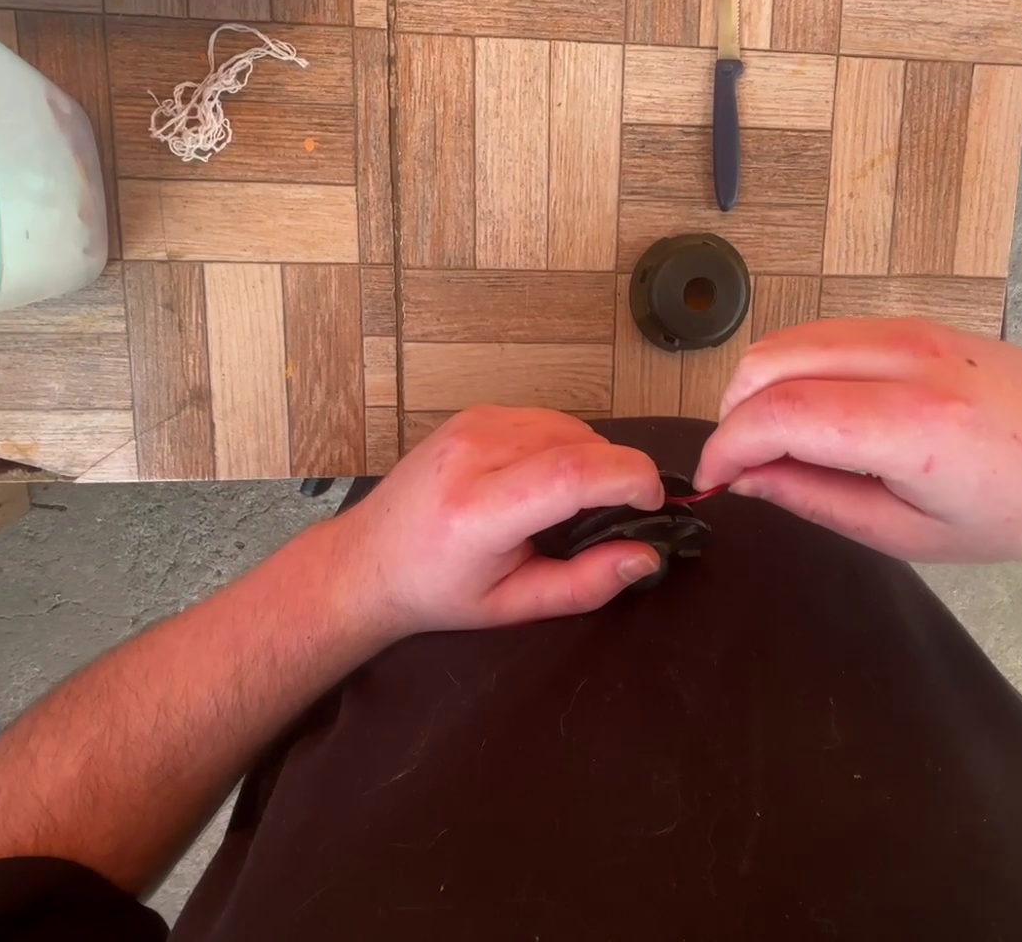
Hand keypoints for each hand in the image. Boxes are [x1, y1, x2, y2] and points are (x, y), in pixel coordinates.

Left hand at [324, 406, 665, 636]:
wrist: (368, 558)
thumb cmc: (438, 592)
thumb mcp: (513, 607)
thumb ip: (585, 584)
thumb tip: (647, 555)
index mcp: (478, 510)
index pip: (573, 472)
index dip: (630, 479)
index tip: (653, 504)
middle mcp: (473, 452)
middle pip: (581, 442)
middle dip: (617, 474)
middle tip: (612, 519)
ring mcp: (472, 424)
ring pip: (570, 425)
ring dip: (593, 460)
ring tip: (572, 506)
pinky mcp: (474, 413)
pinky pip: (547, 419)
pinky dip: (566, 446)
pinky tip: (546, 481)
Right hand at [694, 318, 1021, 562]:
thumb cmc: (1016, 515)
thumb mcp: (906, 534)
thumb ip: (814, 499)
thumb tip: (744, 478)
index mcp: (910, 423)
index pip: (777, 414)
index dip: (725, 448)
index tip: (711, 483)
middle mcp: (902, 358)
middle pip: (768, 361)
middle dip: (732, 414)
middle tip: (741, 465)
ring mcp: (909, 328)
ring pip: (787, 340)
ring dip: (757, 389)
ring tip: (772, 440)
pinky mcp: (913, 320)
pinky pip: (821, 336)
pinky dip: (791, 370)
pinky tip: (813, 412)